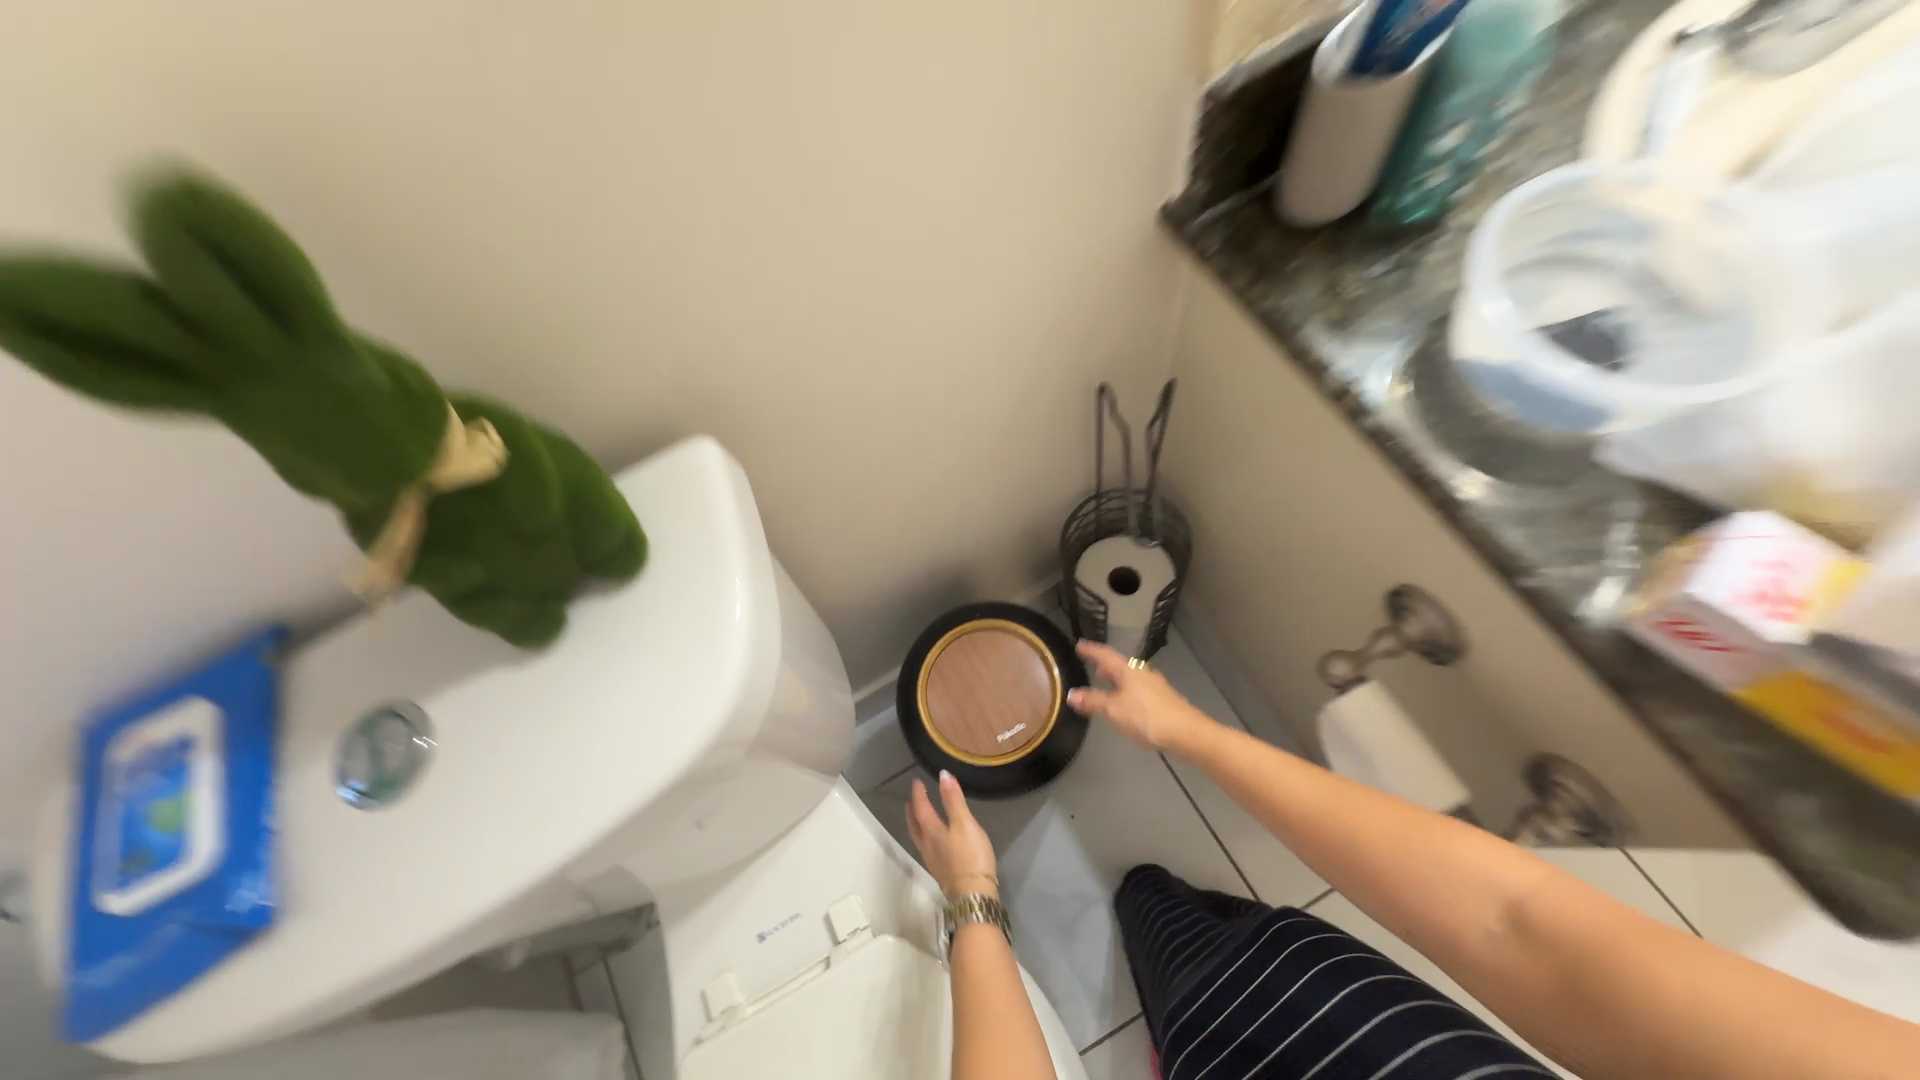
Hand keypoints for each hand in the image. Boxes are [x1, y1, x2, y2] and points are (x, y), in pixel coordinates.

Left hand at [908, 771, 1000, 898]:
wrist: (973, 895)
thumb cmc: (970, 856)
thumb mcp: (965, 823)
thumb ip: (954, 800)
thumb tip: (942, 775)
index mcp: (932, 831)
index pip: (921, 808)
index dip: (918, 794)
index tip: (916, 782)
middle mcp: (927, 846)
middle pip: (915, 826)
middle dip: (912, 811)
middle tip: (910, 801)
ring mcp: (933, 861)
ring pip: (919, 838)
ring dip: (917, 825)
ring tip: (918, 818)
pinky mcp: (941, 872)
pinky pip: (927, 848)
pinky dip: (926, 837)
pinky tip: (934, 841)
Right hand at [1068, 641, 1218, 752]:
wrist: (1186, 733)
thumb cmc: (1146, 717)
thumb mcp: (1114, 710)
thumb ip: (1093, 701)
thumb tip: (1072, 694)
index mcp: (1128, 671)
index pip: (1106, 655)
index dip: (1091, 650)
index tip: (1080, 645)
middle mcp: (1143, 673)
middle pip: (1121, 665)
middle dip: (1106, 667)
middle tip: (1094, 669)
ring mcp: (1156, 687)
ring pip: (1132, 678)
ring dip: (1118, 680)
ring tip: (1108, 687)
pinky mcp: (1164, 700)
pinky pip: (1140, 690)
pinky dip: (1128, 692)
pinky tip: (1128, 704)